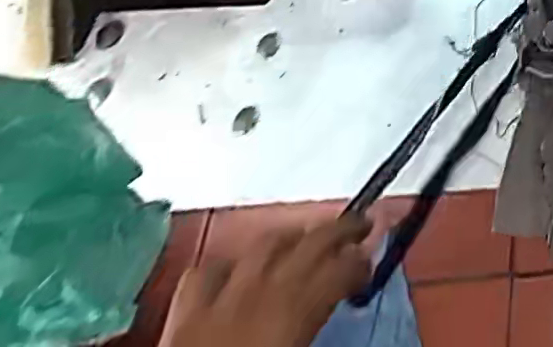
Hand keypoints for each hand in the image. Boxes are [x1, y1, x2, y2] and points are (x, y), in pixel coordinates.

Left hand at [157, 217, 371, 346]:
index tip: (368, 271)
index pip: (344, 266)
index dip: (362, 263)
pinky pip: (205, 273)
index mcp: (299, 307)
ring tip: (303, 241)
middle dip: (343, 228)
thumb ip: (316, 324)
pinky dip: (224, 268)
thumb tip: (334, 307)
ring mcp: (223, 297)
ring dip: (291, 238)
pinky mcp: (184, 315)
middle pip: (314, 240)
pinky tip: (233, 273)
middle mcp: (267, 289)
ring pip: (266, 244)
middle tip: (360, 228)